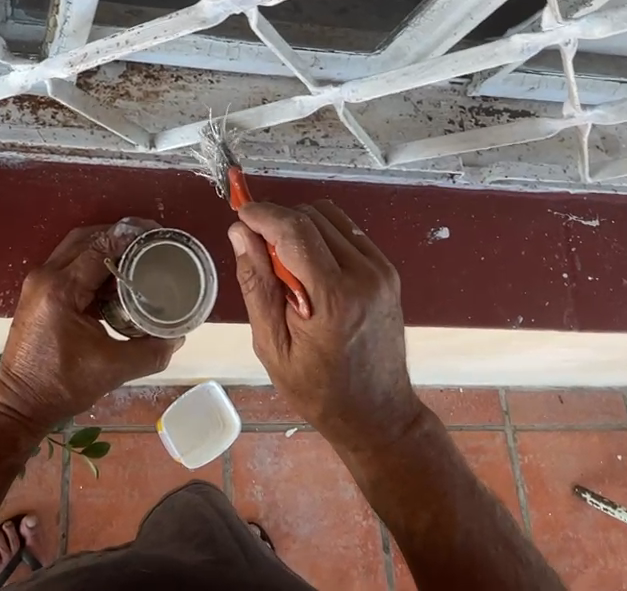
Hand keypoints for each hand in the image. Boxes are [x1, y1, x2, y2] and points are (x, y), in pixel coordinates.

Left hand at [0, 219, 182, 434]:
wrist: (19, 404)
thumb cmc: (61, 386)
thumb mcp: (113, 369)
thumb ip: (150, 351)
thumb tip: (178, 335)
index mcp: (61, 288)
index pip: (100, 247)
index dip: (130, 237)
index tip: (157, 235)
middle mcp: (46, 276)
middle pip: (87, 238)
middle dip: (118, 236)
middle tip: (149, 242)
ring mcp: (38, 282)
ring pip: (76, 248)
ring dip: (105, 248)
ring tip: (137, 256)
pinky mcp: (38, 292)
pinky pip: (69, 264)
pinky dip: (93, 264)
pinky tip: (116, 279)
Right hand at [229, 201, 426, 454]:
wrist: (378, 415)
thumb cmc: (318, 390)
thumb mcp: (272, 346)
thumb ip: (256, 284)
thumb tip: (239, 233)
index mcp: (333, 298)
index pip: (294, 230)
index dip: (263, 213)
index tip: (239, 212)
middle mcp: (363, 275)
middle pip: (311, 217)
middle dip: (277, 220)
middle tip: (256, 246)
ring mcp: (380, 270)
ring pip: (329, 217)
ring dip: (299, 225)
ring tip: (283, 260)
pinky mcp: (387, 270)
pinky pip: (347, 230)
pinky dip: (321, 234)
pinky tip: (309, 263)